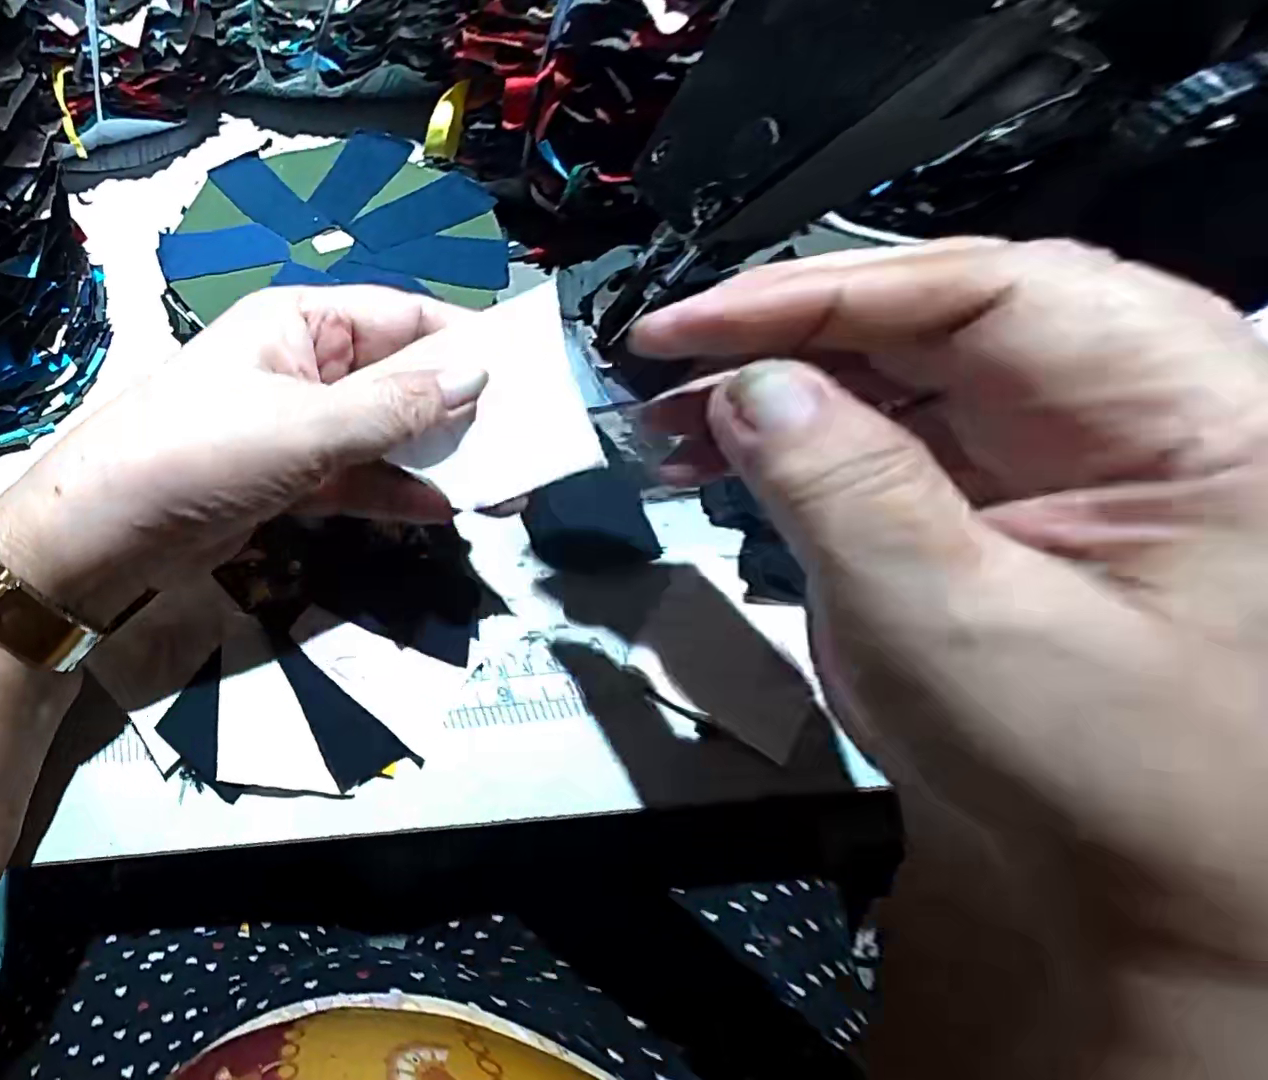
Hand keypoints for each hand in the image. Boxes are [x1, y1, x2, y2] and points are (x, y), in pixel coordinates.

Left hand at [0, 286, 487, 624]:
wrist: (109, 534)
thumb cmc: (201, 454)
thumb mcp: (304, 426)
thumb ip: (392, 407)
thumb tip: (476, 375)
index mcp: (300, 324)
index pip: (402, 318)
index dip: (463, 343)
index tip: (521, 376)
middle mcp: (301, 367)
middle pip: (396, 379)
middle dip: (455, 410)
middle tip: (521, 442)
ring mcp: (295, 428)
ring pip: (380, 435)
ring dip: (431, 458)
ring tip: (497, 485)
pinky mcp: (287, 480)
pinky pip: (355, 479)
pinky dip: (393, 493)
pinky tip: (441, 508)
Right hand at [634, 239, 1267, 1072]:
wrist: (1105, 873)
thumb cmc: (1078, 761)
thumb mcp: (944, 614)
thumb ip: (841, 486)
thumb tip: (743, 387)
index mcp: (1189, 414)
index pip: (986, 293)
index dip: (817, 296)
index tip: (686, 327)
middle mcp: (1115, 410)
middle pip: (922, 320)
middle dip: (775, 334)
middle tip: (660, 359)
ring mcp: (1031, 453)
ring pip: (876, 374)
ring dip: (758, 388)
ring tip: (661, 420)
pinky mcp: (961, 495)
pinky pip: (855, 434)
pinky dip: (768, 439)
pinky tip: (700, 455)